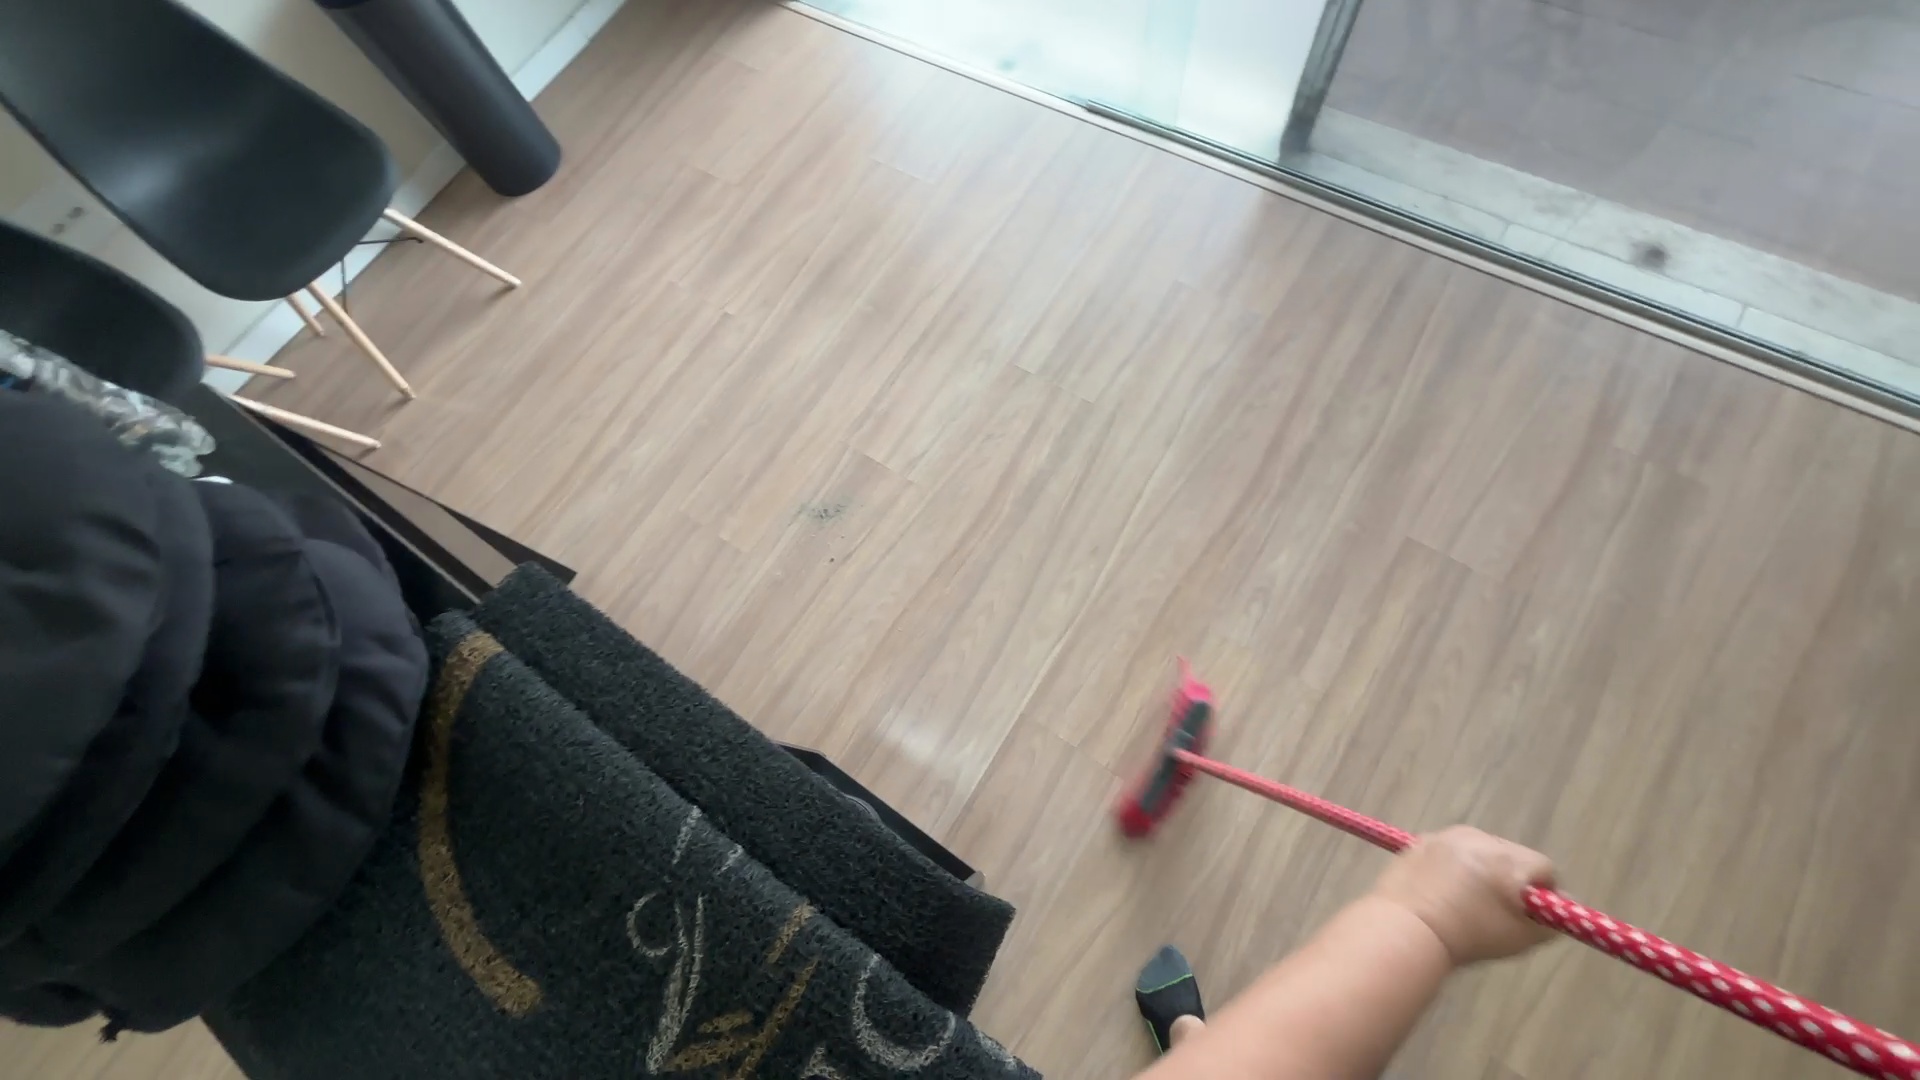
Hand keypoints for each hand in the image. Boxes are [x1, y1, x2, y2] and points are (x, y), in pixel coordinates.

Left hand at [1371, 826, 1555, 965]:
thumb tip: (1557, 903)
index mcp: (1506, 856)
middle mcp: (1476, 837)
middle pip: (1509, 853)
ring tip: (1466, 899)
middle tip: (1497, 906)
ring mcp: (1442, 836)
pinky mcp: (1417, 841)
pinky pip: (1447, 850)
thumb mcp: (1525, 936)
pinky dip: (1451, 865)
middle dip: (1510, 876)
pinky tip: (1442, 889)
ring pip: (1476, 849)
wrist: (1408, 924)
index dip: (1544, 890)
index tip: (1532, 911)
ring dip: (1479, 868)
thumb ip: (1552, 919)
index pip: (1543, 867)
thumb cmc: (1472, 932)